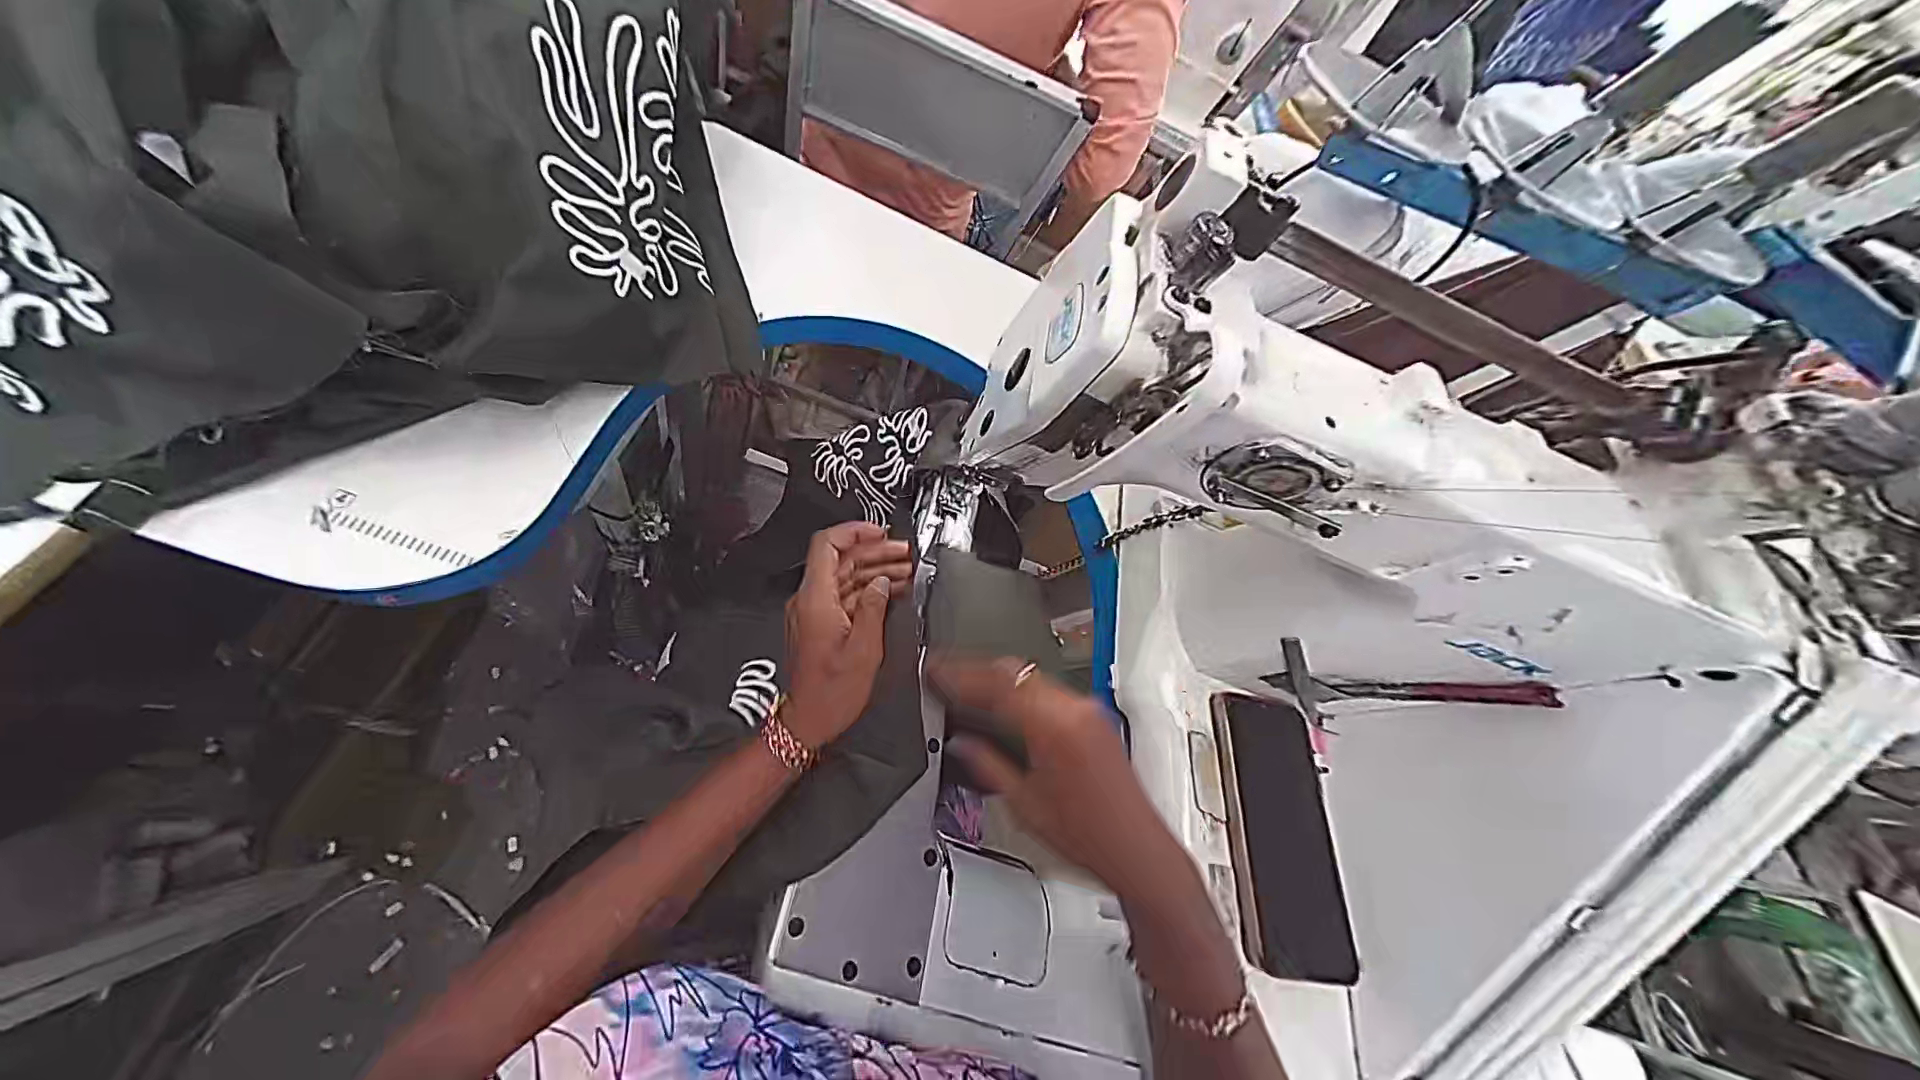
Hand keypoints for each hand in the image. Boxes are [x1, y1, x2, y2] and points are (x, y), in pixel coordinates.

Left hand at [783, 522, 910, 747]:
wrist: (810, 719)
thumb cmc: (831, 693)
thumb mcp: (864, 649)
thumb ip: (874, 608)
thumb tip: (882, 583)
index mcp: (815, 600)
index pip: (826, 545)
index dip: (854, 532)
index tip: (878, 531)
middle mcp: (809, 601)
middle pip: (840, 559)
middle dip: (874, 552)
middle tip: (903, 553)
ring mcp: (812, 611)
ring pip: (844, 576)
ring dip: (873, 570)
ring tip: (903, 570)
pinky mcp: (819, 622)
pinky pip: (843, 594)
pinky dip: (867, 588)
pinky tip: (889, 589)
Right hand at [931, 656, 1176, 895]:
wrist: (1136, 849)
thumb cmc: (1091, 837)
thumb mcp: (1023, 804)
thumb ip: (986, 765)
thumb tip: (962, 743)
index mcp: (1052, 726)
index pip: (994, 684)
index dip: (958, 674)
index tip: (936, 671)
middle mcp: (1074, 709)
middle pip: (1014, 671)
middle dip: (976, 670)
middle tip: (946, 674)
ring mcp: (1088, 710)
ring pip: (1032, 676)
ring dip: (999, 679)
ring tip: (969, 687)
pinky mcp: (1096, 717)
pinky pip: (1050, 688)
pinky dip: (1022, 690)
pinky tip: (1006, 703)